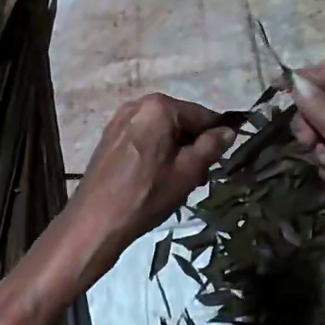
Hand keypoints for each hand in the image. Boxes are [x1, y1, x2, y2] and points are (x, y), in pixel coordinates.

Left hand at [72, 94, 236, 249]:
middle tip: (199, 178)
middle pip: (180, 122)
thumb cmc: (147, 194)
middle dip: (193, 146)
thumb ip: (211, 146)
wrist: (96, 219)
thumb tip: (228, 131)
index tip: (223, 159)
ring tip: (178, 182)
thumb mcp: (188, 171)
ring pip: (161, 131)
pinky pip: (143, 138)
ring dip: (175, 151)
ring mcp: (119, 120)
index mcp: (160, 107)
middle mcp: (138, 105)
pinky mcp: (109, 137)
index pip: (203, 115)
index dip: (218, 137)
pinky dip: (156, 153)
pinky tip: (156, 178)